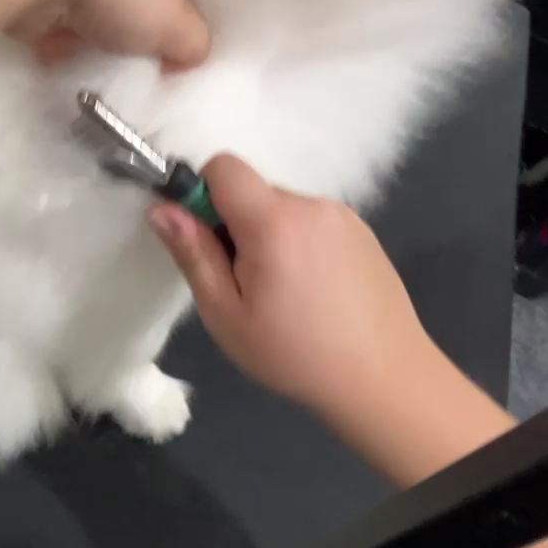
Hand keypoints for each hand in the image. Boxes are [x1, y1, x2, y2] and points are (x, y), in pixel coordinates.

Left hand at [0, 0, 209, 68]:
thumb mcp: (176, 26)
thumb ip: (193, 44)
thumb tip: (189, 56)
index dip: (181, 20)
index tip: (173, 55)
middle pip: (137, 1)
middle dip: (134, 34)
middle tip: (134, 67)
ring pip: (95, 13)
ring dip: (92, 40)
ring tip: (93, 68)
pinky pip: (57, 22)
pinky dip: (58, 42)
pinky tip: (59, 59)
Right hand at [147, 154, 434, 413]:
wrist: (386, 381)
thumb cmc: (294, 353)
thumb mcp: (225, 313)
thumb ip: (193, 254)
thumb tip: (161, 208)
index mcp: (274, 221)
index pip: (223, 166)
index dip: (201, 192)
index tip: (204, 238)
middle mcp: (311, 205)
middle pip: (252, 191)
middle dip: (235, 224)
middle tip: (242, 282)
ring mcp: (343, 217)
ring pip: (282, 208)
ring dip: (268, 235)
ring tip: (281, 292)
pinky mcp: (363, 233)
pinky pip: (311, 222)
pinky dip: (297, 244)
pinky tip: (311, 292)